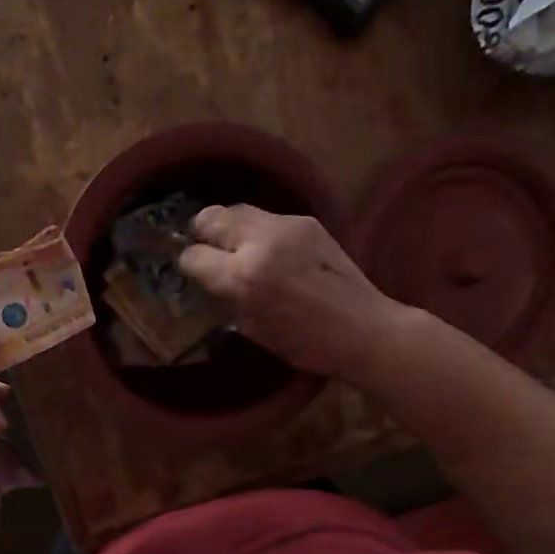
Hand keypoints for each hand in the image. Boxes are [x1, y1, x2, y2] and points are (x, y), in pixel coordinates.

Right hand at [179, 205, 397, 380]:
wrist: (365, 329)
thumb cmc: (304, 343)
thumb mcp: (251, 328)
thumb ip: (224, 298)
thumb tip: (205, 280)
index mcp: (243, 277)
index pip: (193, 256)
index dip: (189, 266)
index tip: (194, 275)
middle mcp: (260, 242)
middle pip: (210, 218)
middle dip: (203, 235)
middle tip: (209, 253)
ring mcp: (286, 226)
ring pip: (237, 210)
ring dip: (228, 228)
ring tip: (236, 249)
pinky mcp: (306, 221)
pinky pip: (266, 217)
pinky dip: (257, 231)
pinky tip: (268, 251)